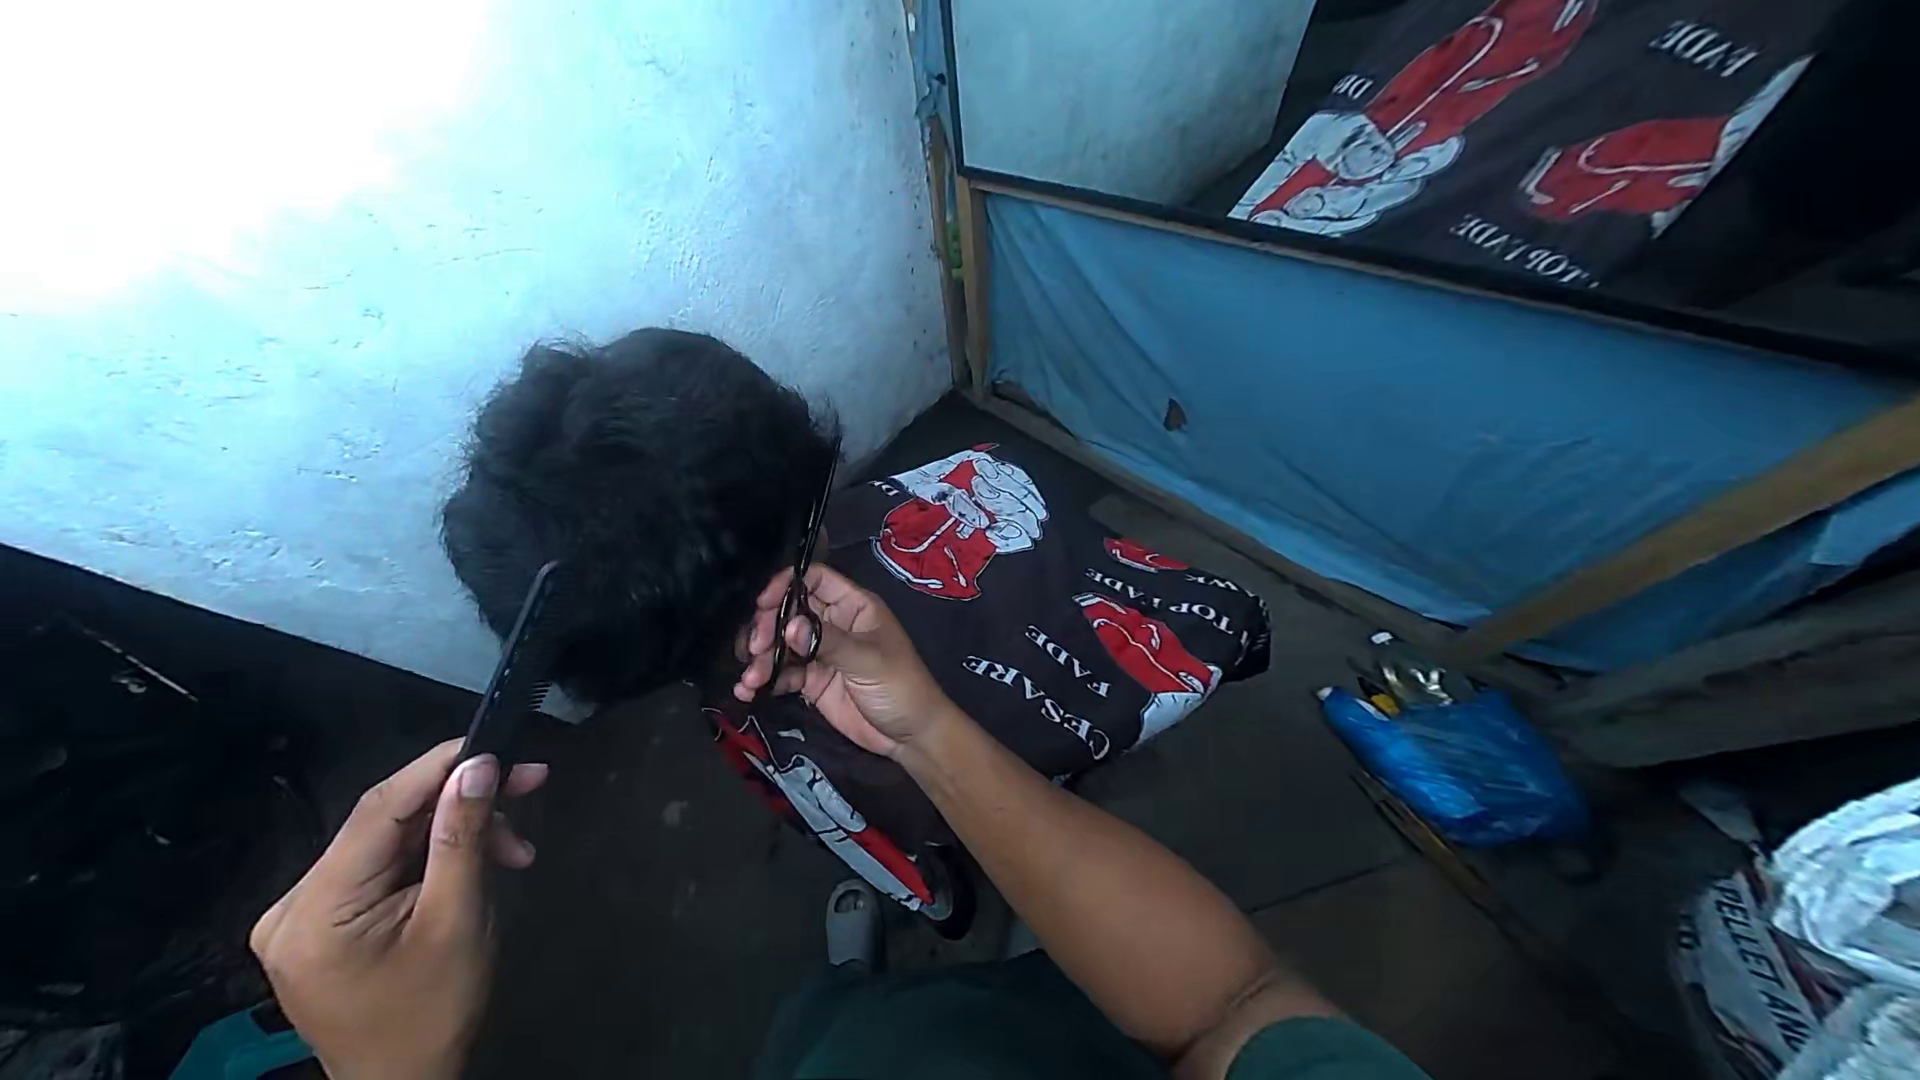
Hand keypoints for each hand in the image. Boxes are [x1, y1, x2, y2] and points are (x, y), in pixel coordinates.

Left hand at [250, 740, 547, 1079]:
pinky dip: (444, 854)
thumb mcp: (459, 914)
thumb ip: (464, 835)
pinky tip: (486, 862)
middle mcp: (295, 903)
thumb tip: (480, 764)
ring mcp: (309, 912)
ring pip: (399, 837)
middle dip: (467, 802)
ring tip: (517, 849)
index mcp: (315, 909)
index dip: (441, 765)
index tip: (501, 745)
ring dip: (464, 831)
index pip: (380, 807)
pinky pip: (393, 862)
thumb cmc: (435, 1005)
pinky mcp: (331, 918)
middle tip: (533, 782)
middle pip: (393, 820)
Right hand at [733, 565, 954, 757]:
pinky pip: (782, 673)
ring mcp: (821, 652)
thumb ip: (828, 642)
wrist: (910, 736)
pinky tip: (748, 690)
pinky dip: (764, 680)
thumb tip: (789, 626)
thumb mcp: (868, 660)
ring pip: (781, 643)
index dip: (787, 585)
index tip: (762, 603)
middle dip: (767, 626)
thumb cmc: (900, 686)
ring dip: (761, 657)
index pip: (815, 579)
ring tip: (751, 677)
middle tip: (756, 647)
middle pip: (790, 610)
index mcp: (854, 606)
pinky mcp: (812, 680)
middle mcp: (834, 623)